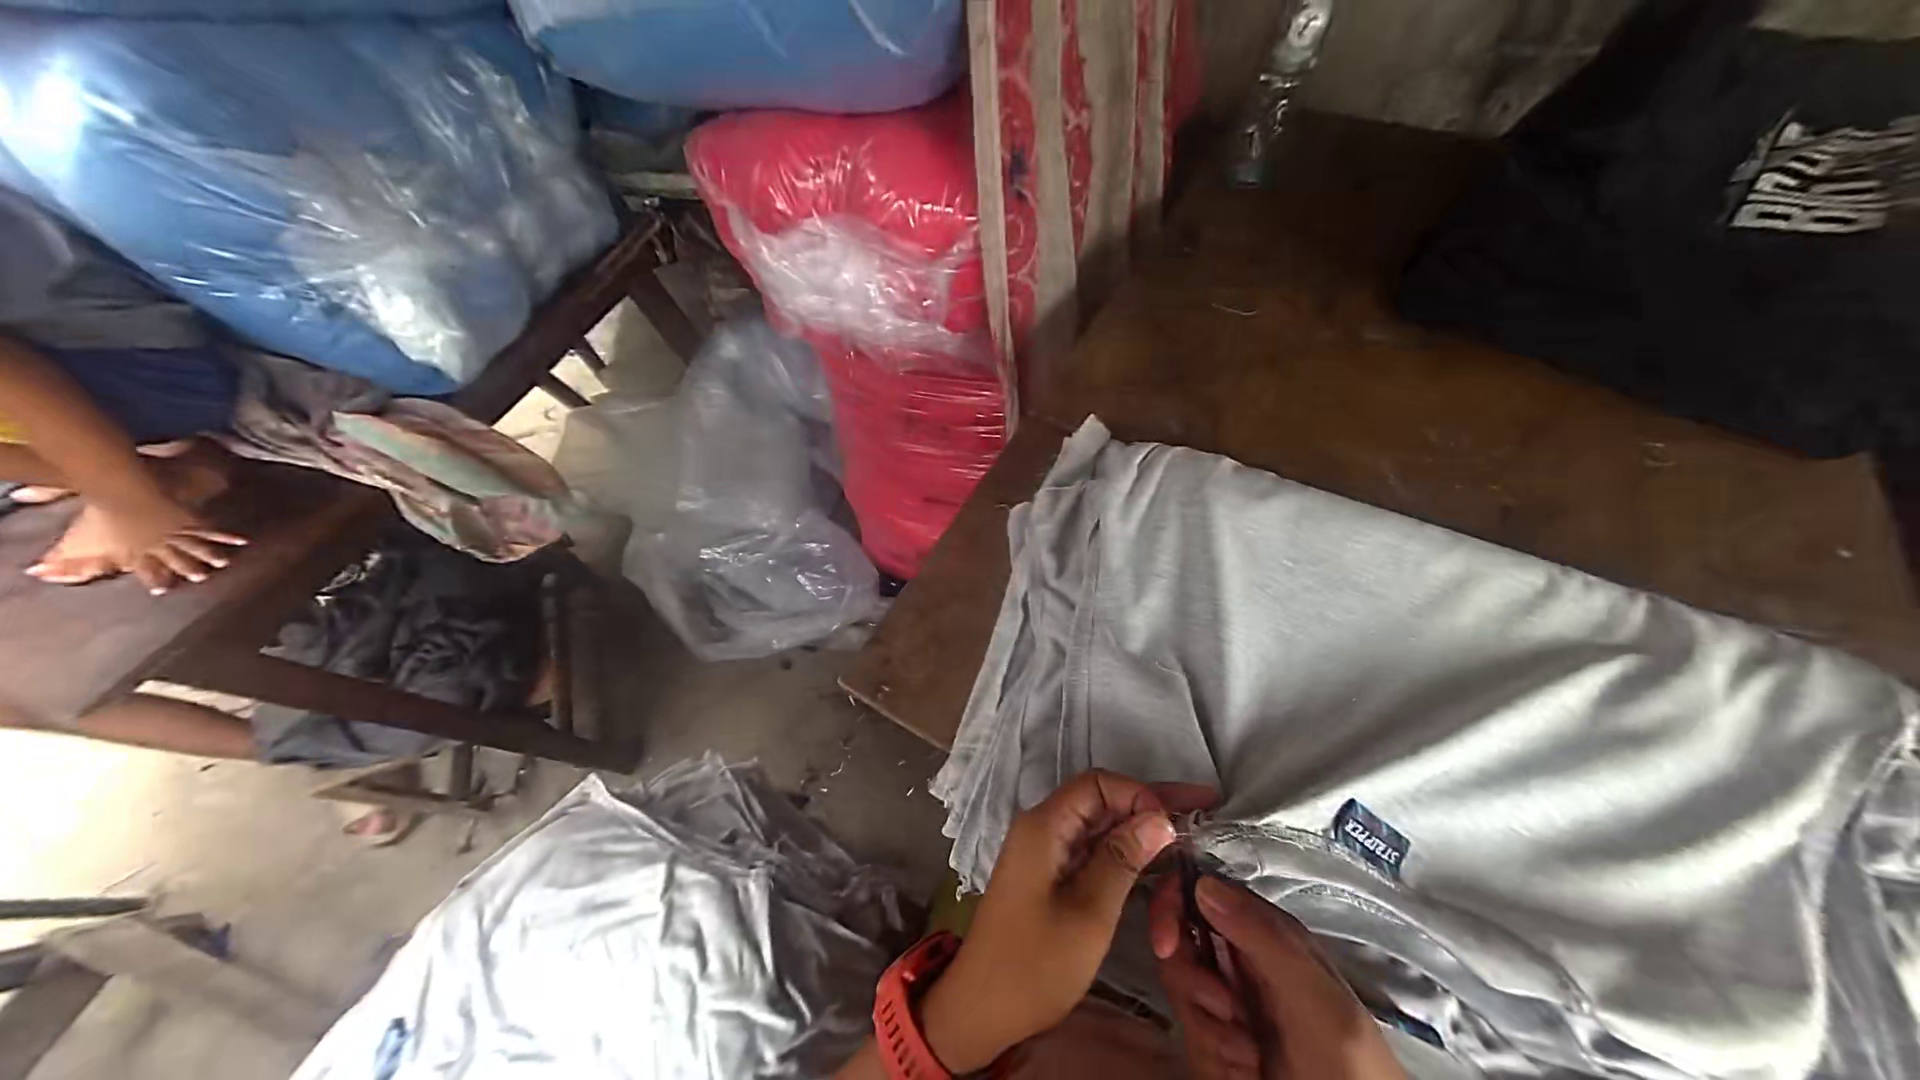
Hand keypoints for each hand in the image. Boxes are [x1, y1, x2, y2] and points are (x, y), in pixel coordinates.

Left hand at [28, 495, 246, 592]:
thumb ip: (62, 556)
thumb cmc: (96, 515)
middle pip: (174, 561)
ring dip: (210, 556)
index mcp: (131, 551)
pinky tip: (243, 541)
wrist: (123, 493)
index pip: (142, 568)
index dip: (152, 578)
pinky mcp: (188, 522)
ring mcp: (176, 534)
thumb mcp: (75, 537)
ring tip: (224, 564)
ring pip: (196, 549)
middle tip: (200, 579)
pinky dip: (227, 536)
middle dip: (186, 569)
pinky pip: (211, 531)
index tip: (160, 589)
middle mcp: (157, 547)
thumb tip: (33, 572)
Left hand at [917, 770, 1216, 1072]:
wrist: (983, 1008)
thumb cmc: (1035, 966)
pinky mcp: (1052, 874)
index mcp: (1044, 826)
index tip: (1180, 820)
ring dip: (1141, 831)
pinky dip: (1125, 854)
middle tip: (1203, 810)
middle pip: (1101, 800)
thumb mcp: (1088, 913)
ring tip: (1190, 838)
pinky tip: (1157, 861)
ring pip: (1100, 826)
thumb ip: (1122, 860)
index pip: (1098, 784)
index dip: (1141, 793)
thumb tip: (1161, 817)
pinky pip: (1093, 850)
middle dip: (1150, 805)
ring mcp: (1047, 852)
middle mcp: (1043, 828)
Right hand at [1151, 875, 1408, 1079]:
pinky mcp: (1220, 1042)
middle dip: (1191, 984)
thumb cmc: (1348, 1061)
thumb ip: (1263, 937)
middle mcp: (1239, 960)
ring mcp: (1228, 1002)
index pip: (1198, 894)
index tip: (1166, 944)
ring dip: (1208, 1031)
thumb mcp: (1314, 995)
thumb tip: (1202, 882)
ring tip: (1250, 1059)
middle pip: (1178, 946)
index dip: (1171, 909)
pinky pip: (1191, 1038)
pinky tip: (1246, 1074)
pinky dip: (1214, 1061)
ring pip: (1180, 994)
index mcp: (1263, 932)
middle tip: (1228, 1014)